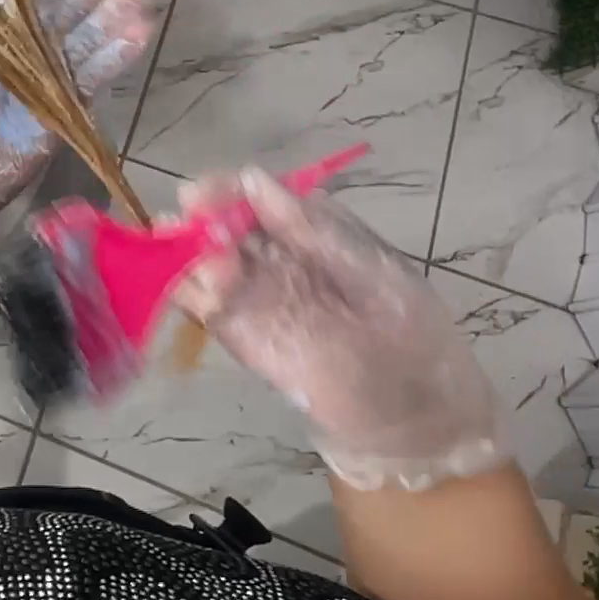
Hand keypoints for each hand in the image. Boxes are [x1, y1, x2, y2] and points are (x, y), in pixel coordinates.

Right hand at [174, 169, 507, 490]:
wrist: (413, 420)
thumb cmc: (410, 339)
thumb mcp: (375, 272)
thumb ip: (314, 229)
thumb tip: (251, 178)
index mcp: (306, 231)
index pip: (253, 196)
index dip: (225, 190)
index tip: (204, 191)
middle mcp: (268, 255)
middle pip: (217, 223)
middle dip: (198, 218)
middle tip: (189, 220)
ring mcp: (246, 292)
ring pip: (199, 259)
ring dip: (187, 253)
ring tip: (207, 262)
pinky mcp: (232, 329)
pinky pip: (196, 300)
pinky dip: (185, 289)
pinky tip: (197, 288)